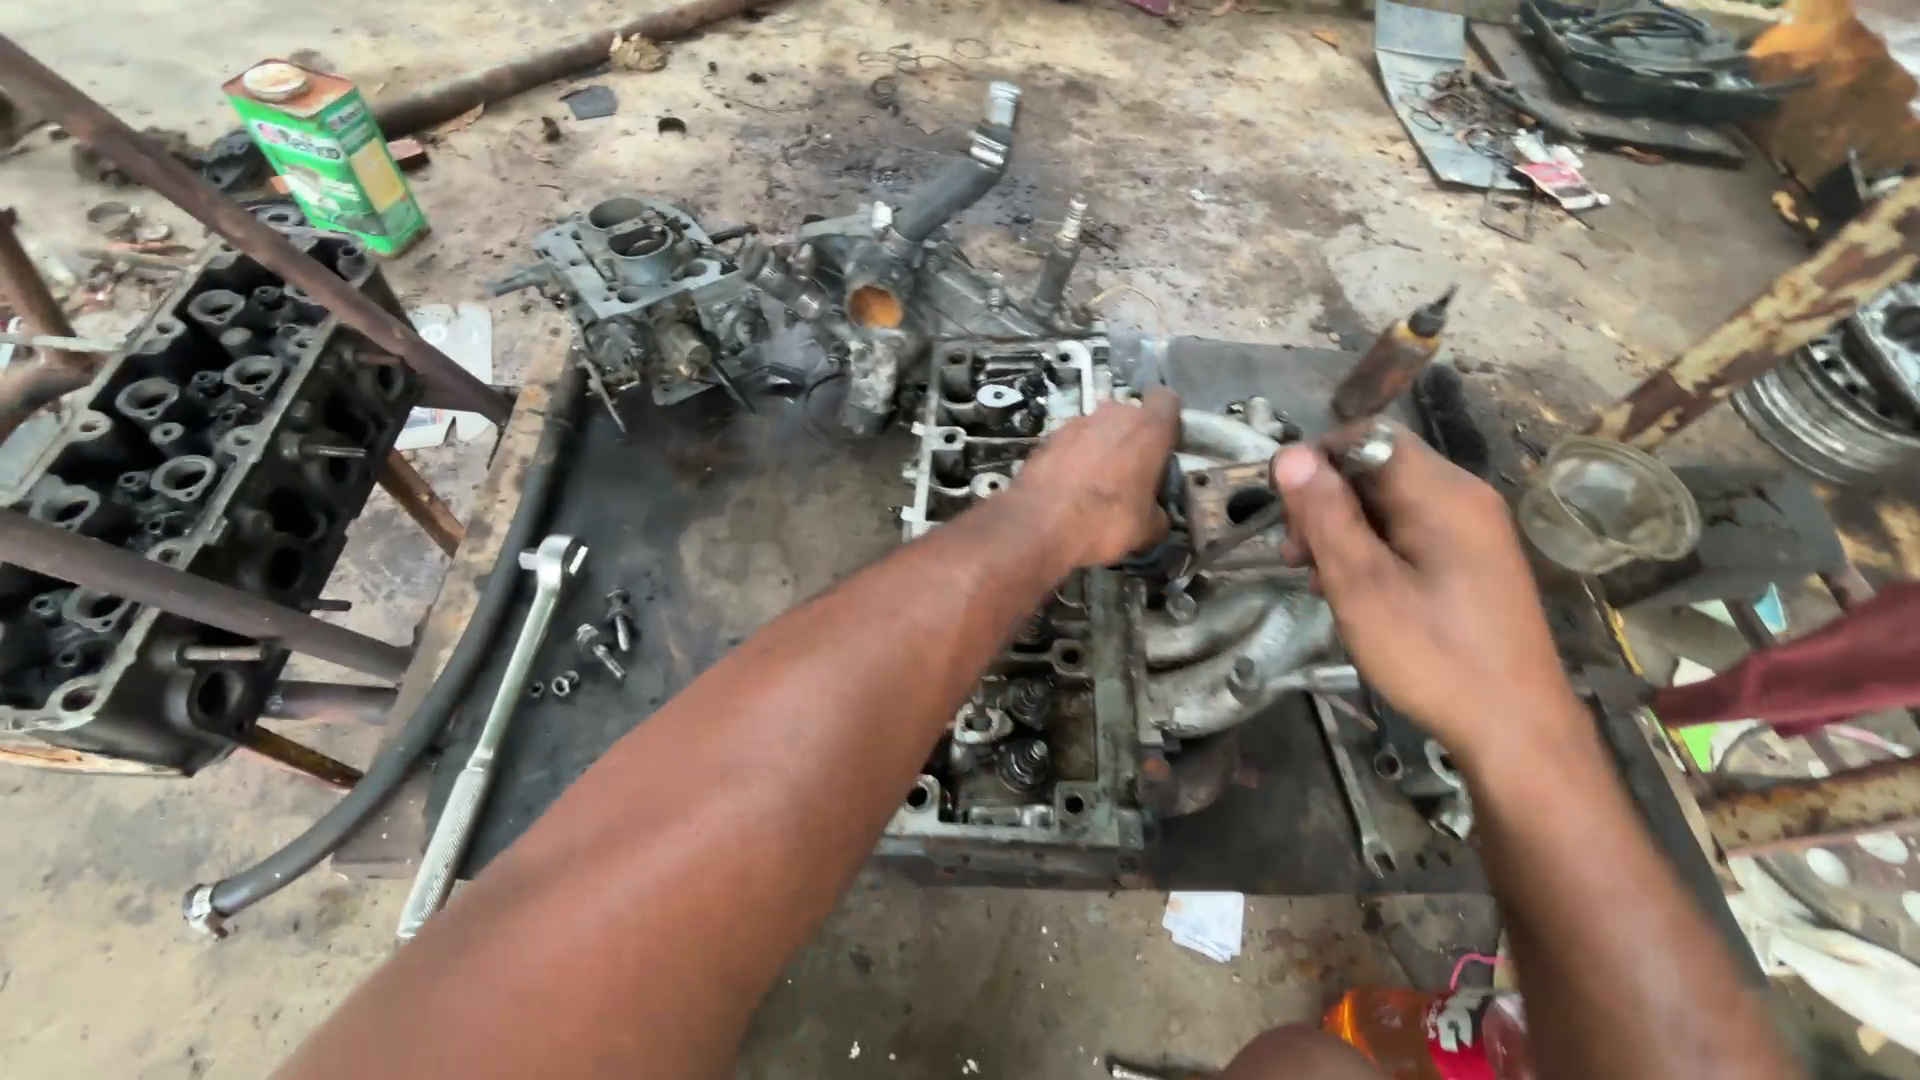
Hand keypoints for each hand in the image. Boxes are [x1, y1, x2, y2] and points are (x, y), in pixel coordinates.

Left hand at [1012, 386, 1180, 568]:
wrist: (1038, 525)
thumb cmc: (1104, 521)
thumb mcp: (1146, 529)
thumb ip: (1157, 512)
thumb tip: (1155, 514)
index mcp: (1148, 430)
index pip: (1166, 400)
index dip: (1166, 418)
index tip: (1164, 440)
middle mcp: (1113, 415)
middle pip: (1129, 415)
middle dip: (1131, 437)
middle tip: (1130, 471)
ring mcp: (1076, 424)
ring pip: (1097, 428)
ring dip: (1100, 446)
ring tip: (1095, 481)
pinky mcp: (1047, 438)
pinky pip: (1070, 443)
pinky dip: (1072, 457)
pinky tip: (1068, 485)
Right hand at [1271, 422, 1580, 761]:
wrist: (1514, 728)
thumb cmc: (1432, 654)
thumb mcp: (1361, 585)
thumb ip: (1324, 516)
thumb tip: (1290, 455)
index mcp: (1443, 494)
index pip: (1369, 437)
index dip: (1317, 460)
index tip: (1282, 506)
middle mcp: (1464, 499)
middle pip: (1377, 469)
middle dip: (1325, 501)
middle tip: (1293, 554)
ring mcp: (1472, 531)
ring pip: (1389, 503)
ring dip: (1342, 529)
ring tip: (1314, 578)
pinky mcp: (1471, 560)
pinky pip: (1409, 532)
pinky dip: (1371, 548)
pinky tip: (1351, 589)